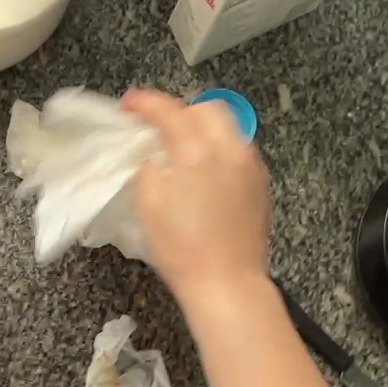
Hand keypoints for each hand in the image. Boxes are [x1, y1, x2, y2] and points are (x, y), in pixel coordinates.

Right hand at [122, 89, 273, 311]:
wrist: (226, 283)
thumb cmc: (182, 250)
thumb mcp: (149, 207)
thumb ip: (149, 170)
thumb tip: (153, 155)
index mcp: (197, 152)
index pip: (169, 112)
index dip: (145, 104)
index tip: (128, 103)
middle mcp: (230, 149)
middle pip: (206, 109)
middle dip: (179, 111)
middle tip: (156, 128)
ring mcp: (250, 166)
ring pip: (227, 128)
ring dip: (201, 130)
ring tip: (181, 151)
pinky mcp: (260, 185)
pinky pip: (238, 152)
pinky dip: (218, 151)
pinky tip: (204, 174)